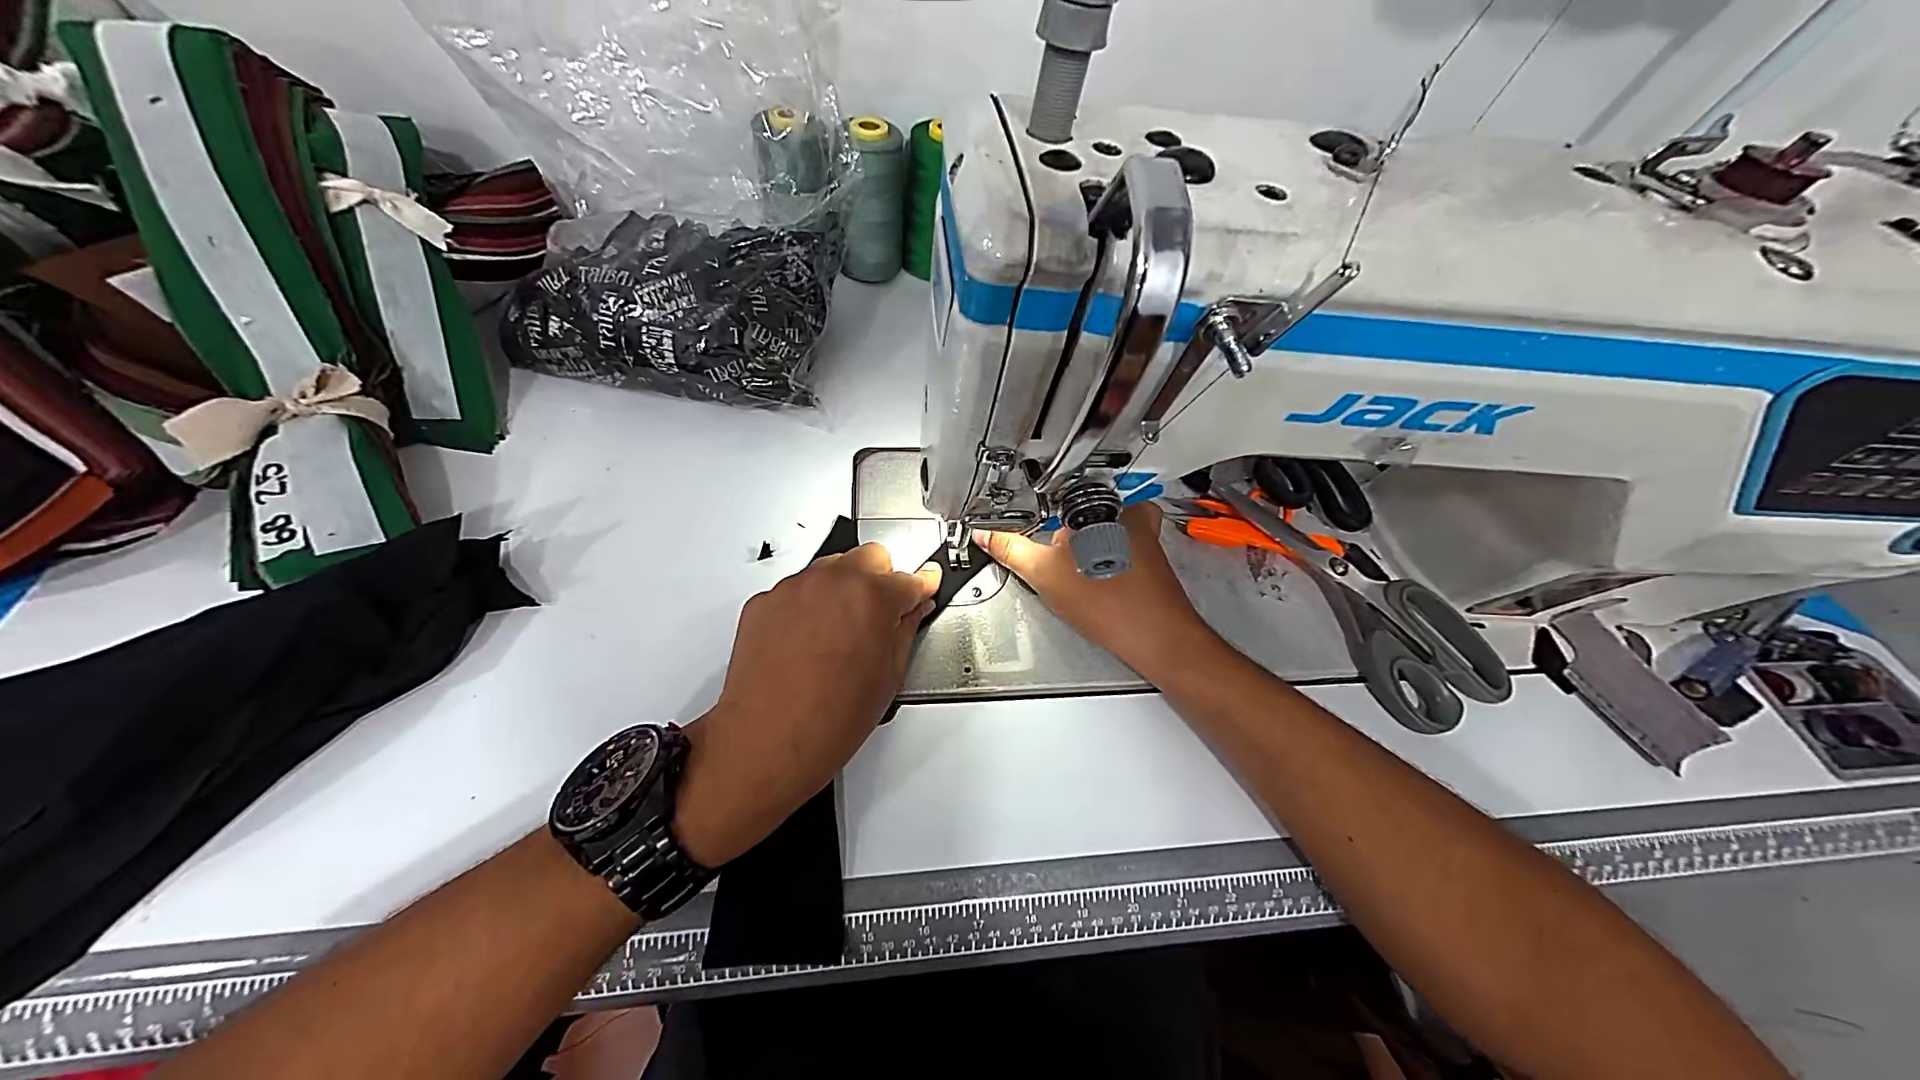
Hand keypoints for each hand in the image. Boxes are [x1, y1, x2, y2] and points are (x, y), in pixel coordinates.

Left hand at [673, 544, 941, 866]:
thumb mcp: (887, 678)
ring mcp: (794, 589)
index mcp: (872, 598)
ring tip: (842, 633)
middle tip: (882, 612)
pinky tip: (811, 641)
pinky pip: (797, 589)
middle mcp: (831, 583)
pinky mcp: (765, 601)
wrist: (766, 741)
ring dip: (843, 589)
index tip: (924, 585)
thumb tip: (911, 613)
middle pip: (870, 557)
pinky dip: (808, 605)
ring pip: (831, 568)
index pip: (910, 577)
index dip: (922, 585)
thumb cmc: (823, 721)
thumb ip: (905, 632)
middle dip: (882, 579)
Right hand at [979, 502, 1218, 680]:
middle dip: (1064, 534)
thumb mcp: (1044, 574)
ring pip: (1098, 528)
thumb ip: (1010, 550)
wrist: (1155, 636)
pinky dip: (1102, 559)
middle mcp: (1128, 509)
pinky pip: (1116, 546)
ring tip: (1078, 573)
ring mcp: (1144, 530)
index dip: (1039, 516)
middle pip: (1078, 511)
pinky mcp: (1150, 552)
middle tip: (1058, 559)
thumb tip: (988, 537)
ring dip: (1084, 546)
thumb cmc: (1113, 604)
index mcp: (1100, 502)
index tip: (1034, 534)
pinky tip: (1094, 580)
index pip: (1056, 496)